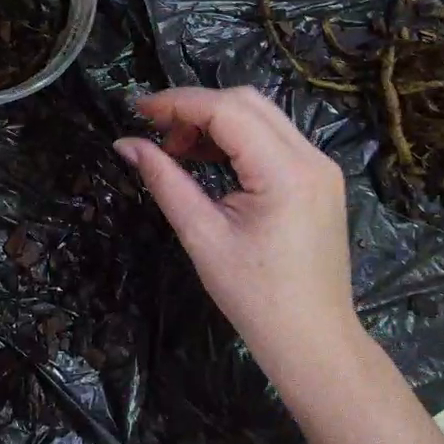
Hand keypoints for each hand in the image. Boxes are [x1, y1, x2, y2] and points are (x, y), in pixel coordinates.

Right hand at [112, 87, 359, 366]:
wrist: (314, 342)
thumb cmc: (256, 296)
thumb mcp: (201, 235)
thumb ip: (163, 179)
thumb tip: (124, 143)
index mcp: (286, 172)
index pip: (226, 110)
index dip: (177, 102)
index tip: (137, 111)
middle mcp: (311, 158)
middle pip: (245, 101)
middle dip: (194, 107)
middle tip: (156, 131)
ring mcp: (320, 166)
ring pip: (258, 113)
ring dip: (213, 119)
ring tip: (176, 149)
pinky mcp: (317, 177)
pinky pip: (270, 135)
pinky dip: (233, 136)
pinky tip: (205, 158)